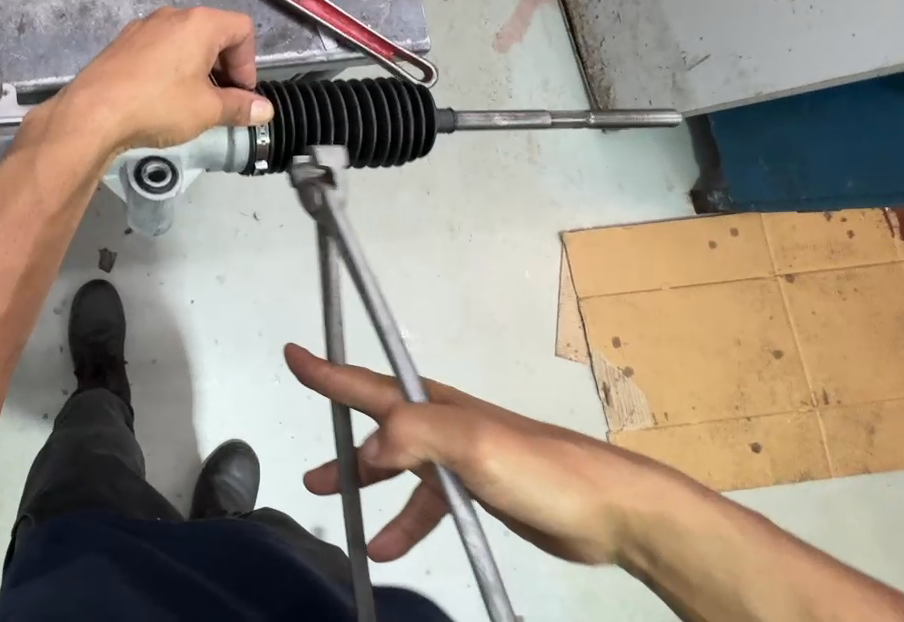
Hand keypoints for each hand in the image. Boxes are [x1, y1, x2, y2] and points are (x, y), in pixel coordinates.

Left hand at [43, 7, 273, 154]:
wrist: (93, 112)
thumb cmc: (158, 105)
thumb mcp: (207, 110)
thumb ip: (239, 107)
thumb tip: (265, 110)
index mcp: (199, 23)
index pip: (242, 29)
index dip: (249, 63)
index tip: (241, 94)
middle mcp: (171, 16)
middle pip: (213, 33)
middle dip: (224, 66)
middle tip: (220, 101)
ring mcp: (142, 27)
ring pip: (184, 41)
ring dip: (197, 68)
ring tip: (191, 103)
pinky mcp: (121, 44)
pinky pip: (158, 50)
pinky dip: (170, 68)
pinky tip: (161, 98)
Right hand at [284, 343, 689, 567]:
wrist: (610, 511)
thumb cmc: (539, 467)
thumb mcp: (471, 442)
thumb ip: (414, 434)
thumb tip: (366, 447)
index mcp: (431, 405)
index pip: (366, 384)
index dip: (327, 372)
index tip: (293, 354)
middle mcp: (437, 424)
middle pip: (374, 427)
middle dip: (338, 439)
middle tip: (307, 462)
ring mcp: (456, 459)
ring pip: (394, 469)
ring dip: (362, 485)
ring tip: (329, 501)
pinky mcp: (475, 492)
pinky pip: (423, 505)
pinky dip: (403, 523)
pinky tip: (388, 549)